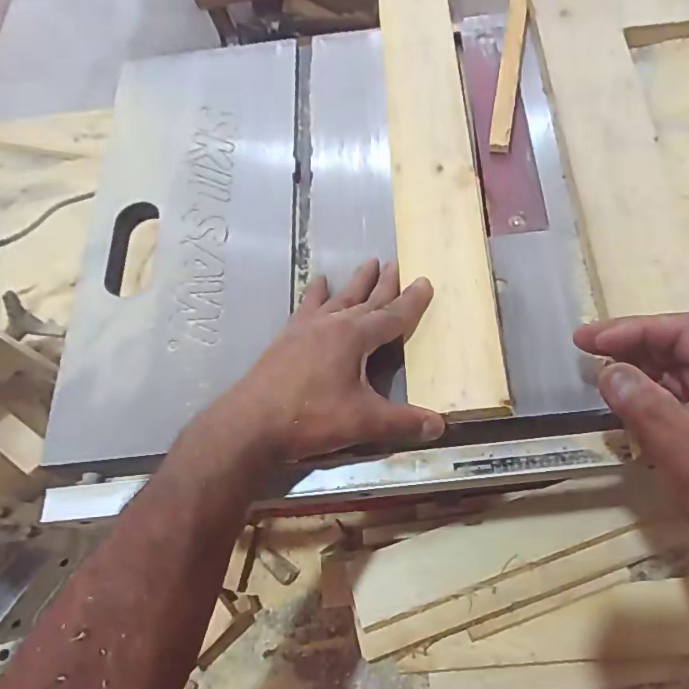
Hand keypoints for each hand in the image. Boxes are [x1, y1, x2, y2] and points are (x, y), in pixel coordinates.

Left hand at [185, 260, 444, 474]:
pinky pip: (308, 308)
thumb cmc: (311, 418)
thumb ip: (404, 421)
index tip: (424, 281)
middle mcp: (331, 325)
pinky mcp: (287, 340)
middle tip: (397, 263)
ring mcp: (305, 330)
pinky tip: (319, 284)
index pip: (392, 316)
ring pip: (338, 299)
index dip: (411, 302)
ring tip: (367, 264)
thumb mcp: (364, 422)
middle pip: (365, 300)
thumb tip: (439, 425)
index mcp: (354, 338)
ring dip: (356, 283)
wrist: (248, 426)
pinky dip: (317, 295)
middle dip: (384, 284)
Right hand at [573, 313, 688, 538]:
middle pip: (680, 342)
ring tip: (598, 367)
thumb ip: (642, 404)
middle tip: (586, 347)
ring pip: (678, 363)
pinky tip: (624, 391)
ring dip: (639, 364)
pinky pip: (680, 386)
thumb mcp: (679, 447)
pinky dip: (650, 387)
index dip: (634, 329)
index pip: (683, 331)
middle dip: (632, 343)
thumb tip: (608, 371)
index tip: (591, 339)